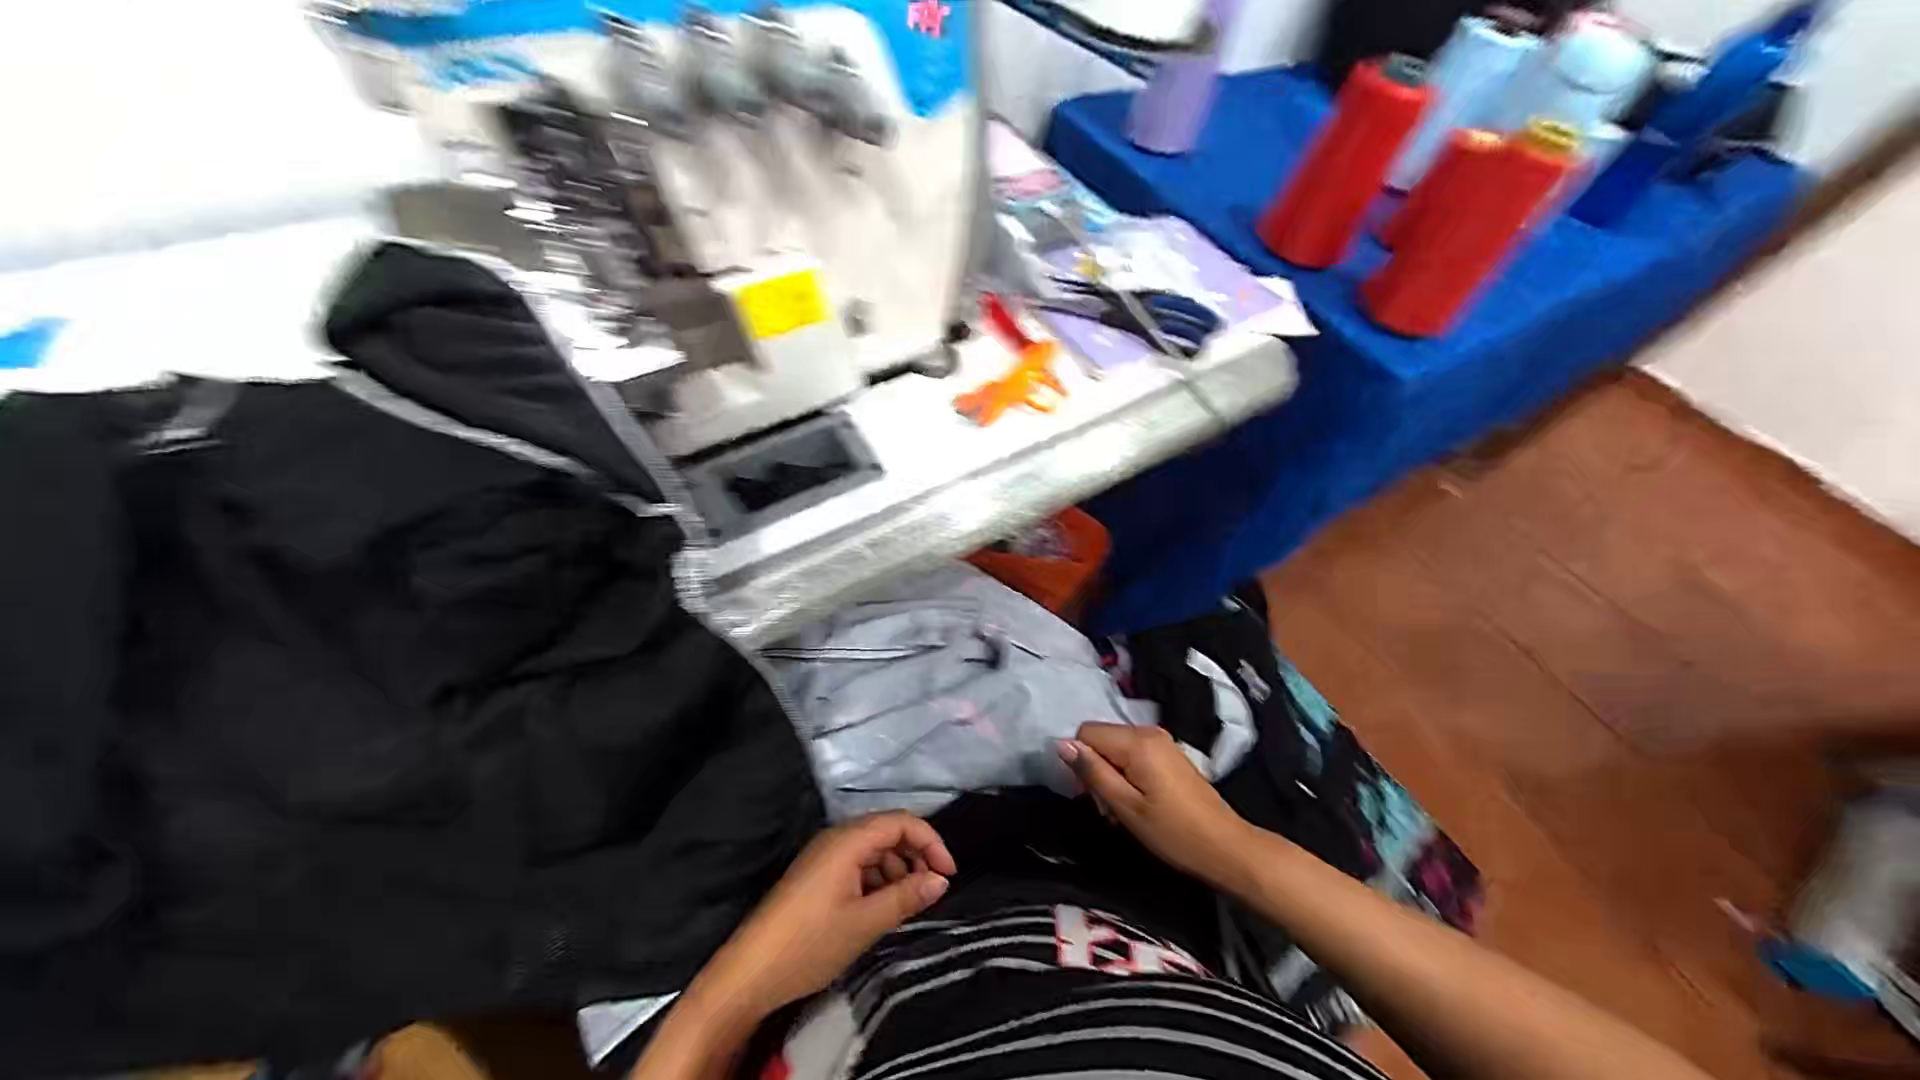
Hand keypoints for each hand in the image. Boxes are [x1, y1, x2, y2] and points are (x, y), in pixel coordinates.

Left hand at [694, 813, 955, 1020]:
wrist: (749, 972)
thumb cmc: (809, 942)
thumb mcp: (864, 923)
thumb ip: (905, 897)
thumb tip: (940, 880)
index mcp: (848, 840)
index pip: (901, 822)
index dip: (930, 842)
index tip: (948, 875)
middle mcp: (836, 838)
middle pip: (888, 830)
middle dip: (916, 854)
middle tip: (933, 889)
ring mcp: (824, 856)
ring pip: (874, 848)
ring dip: (898, 868)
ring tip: (909, 902)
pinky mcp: (817, 874)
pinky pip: (858, 863)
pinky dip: (879, 878)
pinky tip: (883, 906)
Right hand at [1059, 723, 1255, 889]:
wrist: (1226, 848)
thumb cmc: (1173, 832)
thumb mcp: (1125, 806)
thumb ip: (1092, 772)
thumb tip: (1061, 745)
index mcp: (1137, 741)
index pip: (1085, 732)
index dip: (1080, 762)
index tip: (1091, 796)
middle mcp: (1148, 731)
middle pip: (1100, 737)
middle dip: (1095, 768)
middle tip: (1107, 806)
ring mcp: (1162, 741)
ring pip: (1114, 746)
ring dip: (1110, 773)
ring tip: (1123, 808)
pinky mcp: (1169, 753)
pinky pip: (1132, 752)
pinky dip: (1126, 773)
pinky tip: (1137, 801)